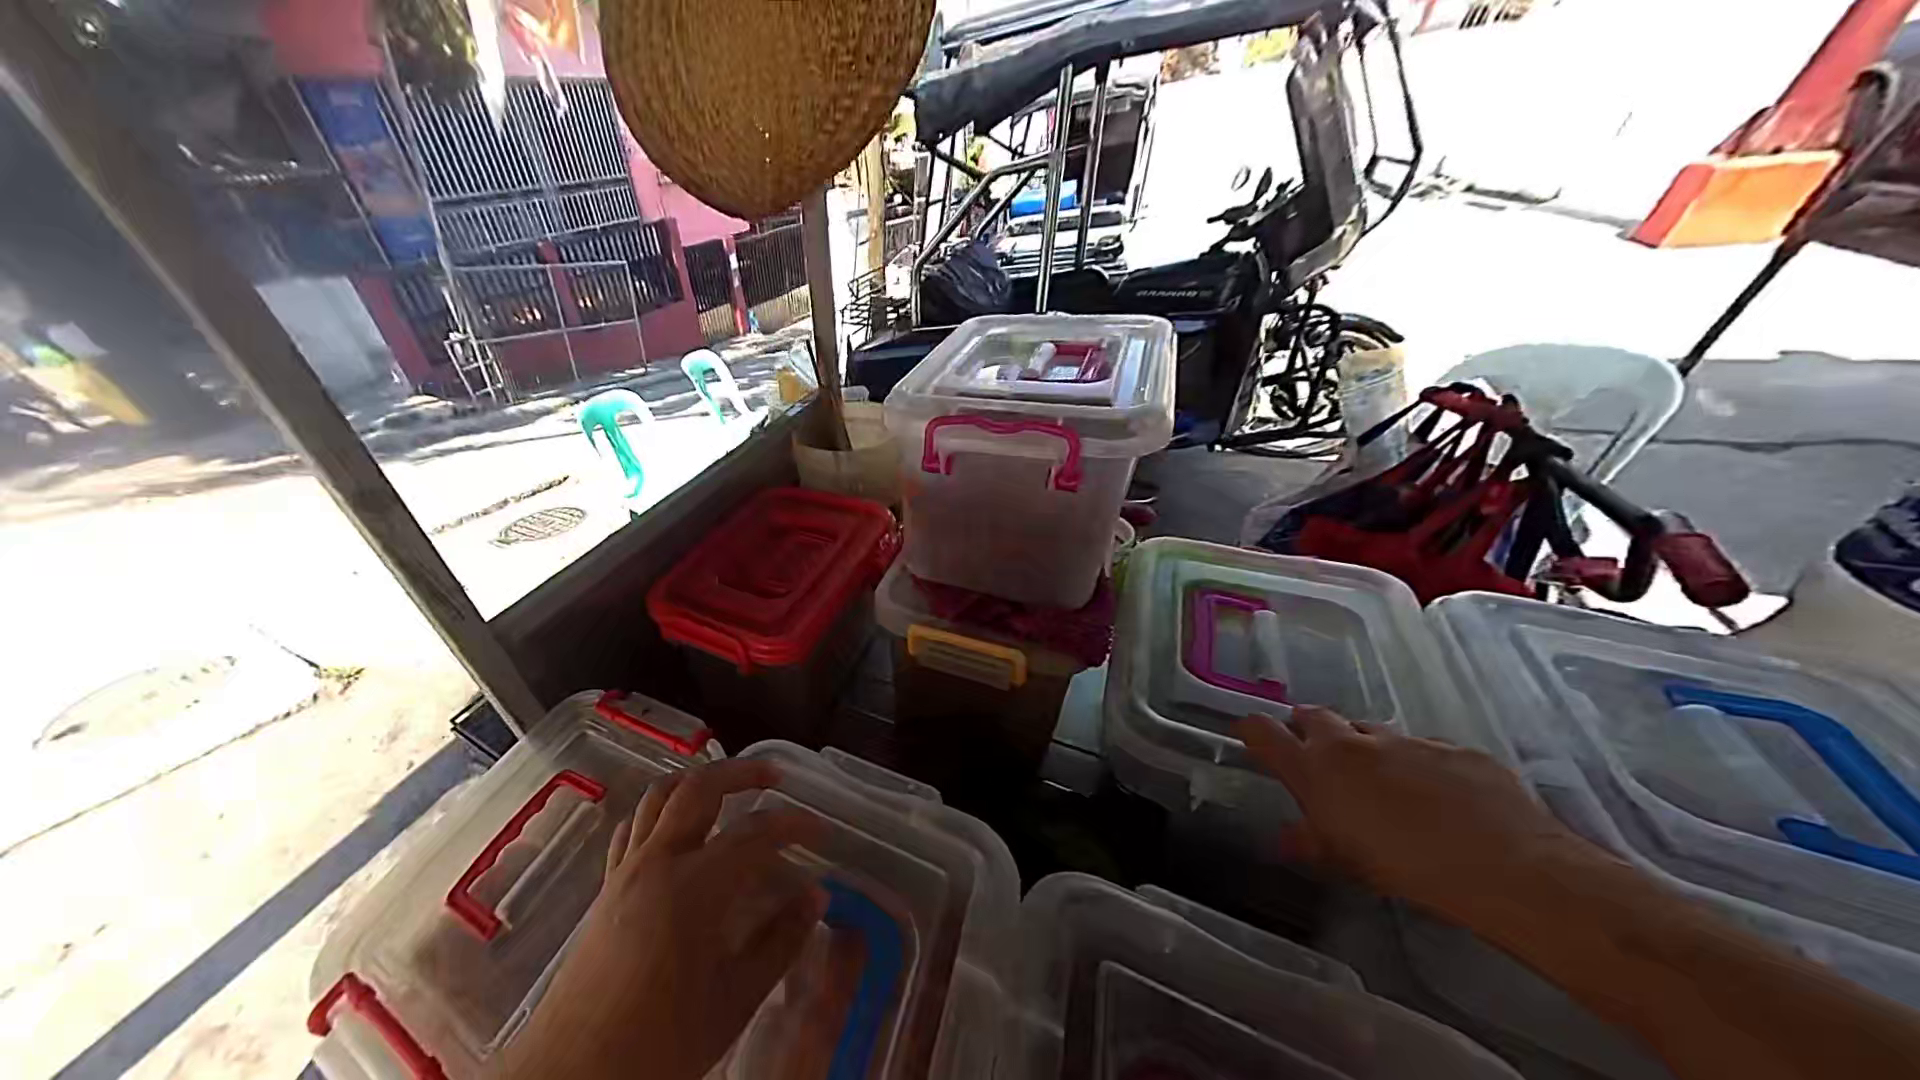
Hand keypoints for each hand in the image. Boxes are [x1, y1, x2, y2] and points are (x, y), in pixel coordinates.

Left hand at [491, 759, 829, 1079]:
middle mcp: (658, 863)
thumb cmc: (661, 1044)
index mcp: (695, 887)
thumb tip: (816, 895)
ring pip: (659, 797)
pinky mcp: (605, 890)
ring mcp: (626, 873)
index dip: (795, 825)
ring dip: (698, 780)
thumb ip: (781, 939)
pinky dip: (661, 810)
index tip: (820, 831)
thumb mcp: (735, 998)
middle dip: (741, 772)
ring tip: (727, 786)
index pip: (756, 833)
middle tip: (774, 777)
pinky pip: (632, 826)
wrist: (572, 1079)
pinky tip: (678, 827)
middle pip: (700, 789)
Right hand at [1236, 707, 1603, 917]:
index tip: (1250, 734)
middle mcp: (1352, 743)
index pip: (1264, 732)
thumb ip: (1310, 843)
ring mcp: (1405, 740)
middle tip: (1314, 750)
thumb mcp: (1346, 861)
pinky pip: (1425, 748)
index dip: (1252, 729)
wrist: (1503, 863)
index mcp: (1316, 768)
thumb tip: (1286, 840)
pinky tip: (1439, 794)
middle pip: (1314, 716)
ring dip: (1364, 746)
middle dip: (1307, 726)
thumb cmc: (1404, 867)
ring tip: (1380, 777)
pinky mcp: (1452, 747)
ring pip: (1370, 730)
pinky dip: (1419, 764)